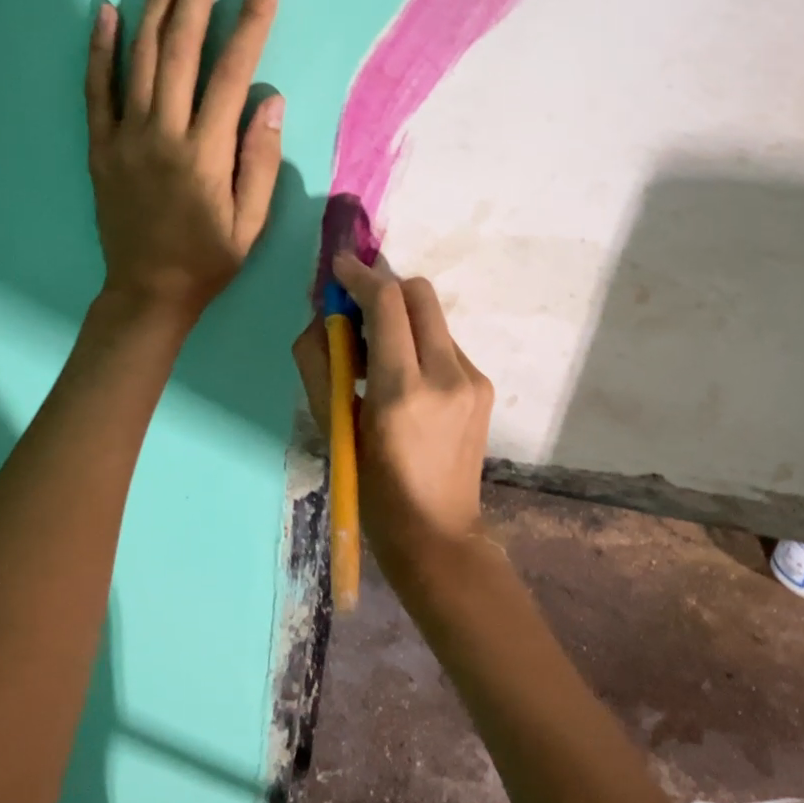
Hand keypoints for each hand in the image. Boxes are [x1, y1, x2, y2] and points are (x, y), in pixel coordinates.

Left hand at [84, 0, 283, 321]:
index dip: (251, 16)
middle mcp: (163, 133)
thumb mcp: (251, 223)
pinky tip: (106, 7)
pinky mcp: (101, 147)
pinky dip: (99, 48)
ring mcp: (126, 137)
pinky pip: (97, 90)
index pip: (233, 70)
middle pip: (181, 46)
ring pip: (140, 56)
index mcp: (205, 152)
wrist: (147, 293)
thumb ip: (259, 161)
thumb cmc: (208, 261)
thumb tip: (269, 99)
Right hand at [293, 253, 493, 568]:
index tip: (337, 269)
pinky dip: (417, 345)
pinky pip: (444, 345)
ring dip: (400, 319)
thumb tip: (322, 316)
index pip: (387, 303)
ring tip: (375, 355)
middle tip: (353, 310)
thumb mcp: (332, 426)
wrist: (437, 533)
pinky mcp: (483, 388)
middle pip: (419, 293)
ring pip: (433, 318)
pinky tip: (402, 380)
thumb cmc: (371, 488)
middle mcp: (447, 375)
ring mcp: (472, 380)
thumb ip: (320, 363)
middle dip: (383, 288)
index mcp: (402, 389)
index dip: (359, 277)